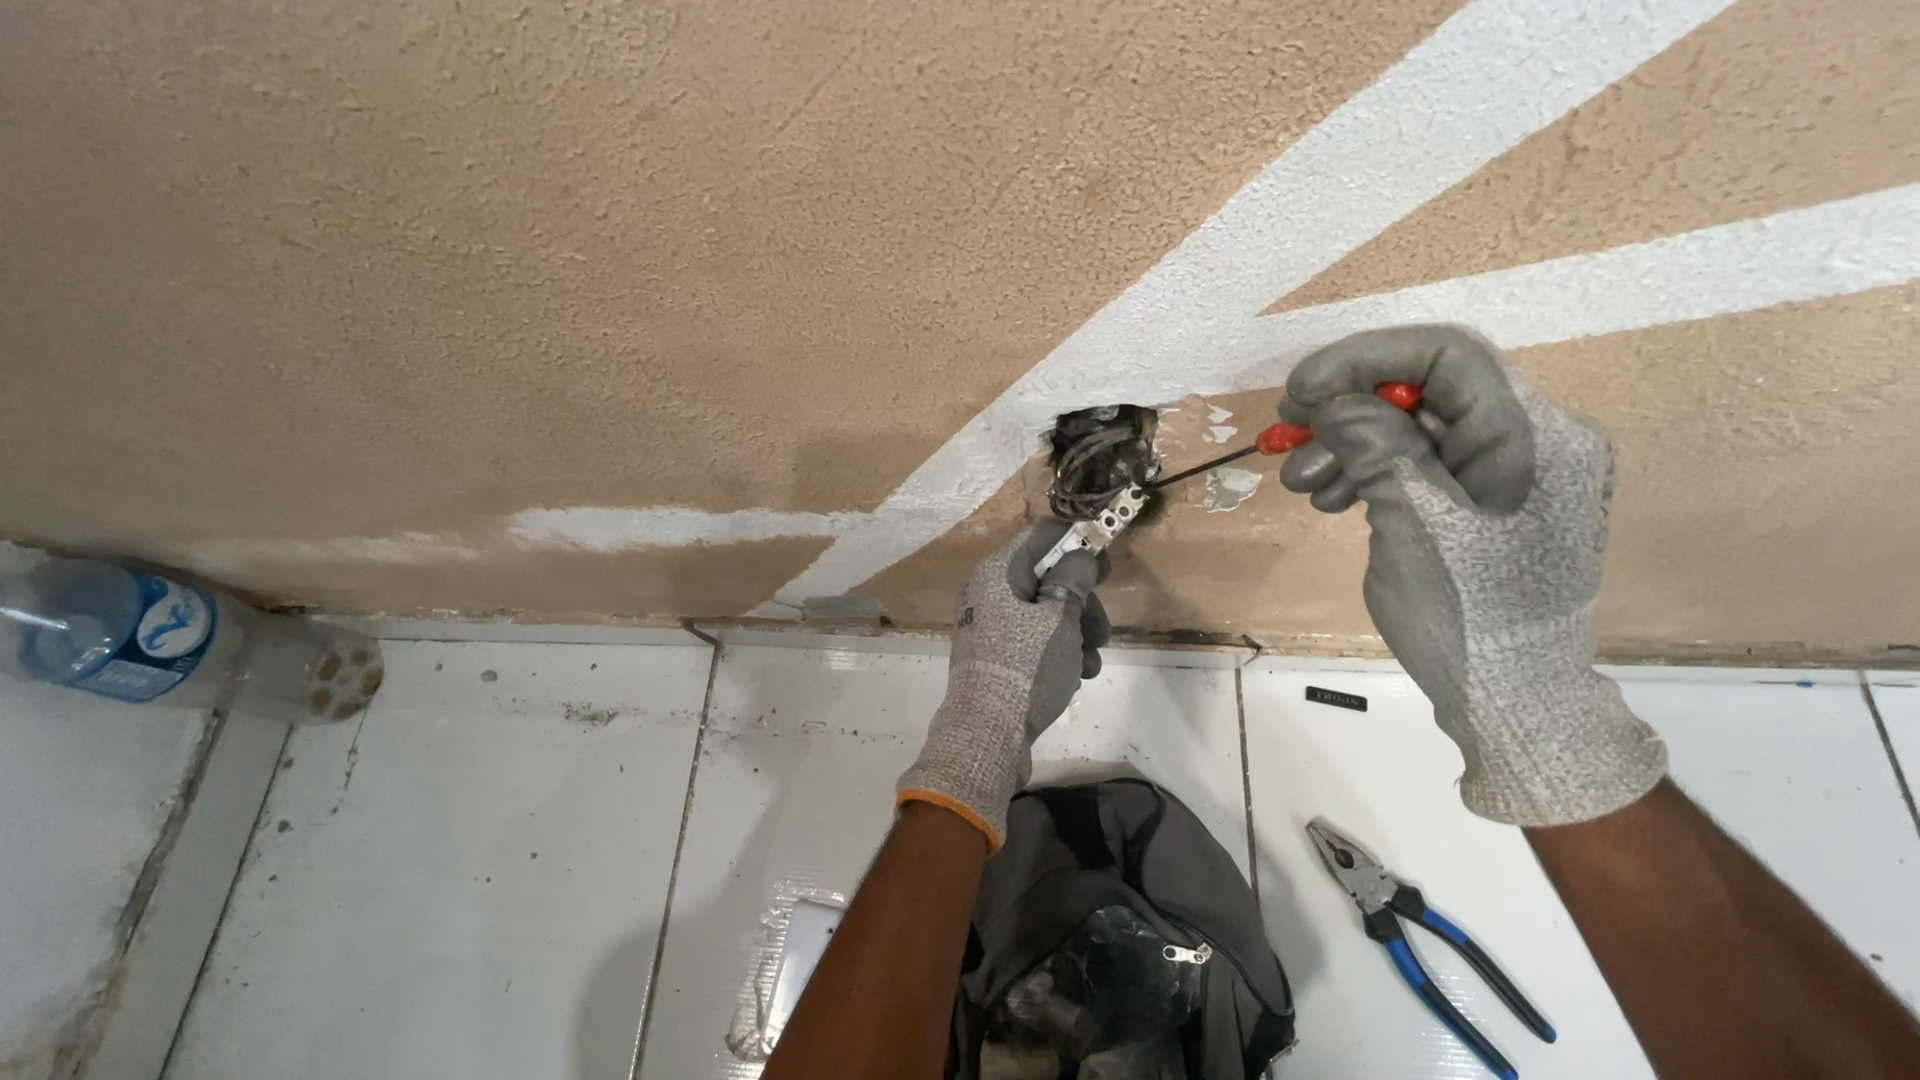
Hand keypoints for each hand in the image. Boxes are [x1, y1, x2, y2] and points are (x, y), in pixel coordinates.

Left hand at [896, 521, 1109, 847]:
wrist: (987, 733)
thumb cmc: (1025, 667)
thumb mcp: (1059, 619)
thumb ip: (1073, 580)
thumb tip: (1080, 555)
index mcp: (998, 572)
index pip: (1041, 535)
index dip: (1077, 542)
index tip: (1105, 561)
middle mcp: (989, 591)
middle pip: (1047, 577)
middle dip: (1082, 602)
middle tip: (1103, 631)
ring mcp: (990, 624)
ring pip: (1045, 611)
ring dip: (1077, 632)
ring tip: (1091, 663)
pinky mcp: (996, 653)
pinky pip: (1033, 638)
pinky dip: (1059, 651)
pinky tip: (1078, 675)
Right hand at [1278, 325, 1665, 825]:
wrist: (1510, 700)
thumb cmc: (1472, 615)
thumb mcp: (1419, 525)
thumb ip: (1377, 448)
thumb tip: (1330, 395)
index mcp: (1533, 436)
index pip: (1448, 356)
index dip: (1365, 358)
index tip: (1302, 388)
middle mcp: (1526, 442)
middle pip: (1423, 392)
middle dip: (1348, 407)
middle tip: (1289, 430)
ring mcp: (1501, 476)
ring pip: (1410, 431)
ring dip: (1347, 446)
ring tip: (1303, 484)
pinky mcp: (1475, 506)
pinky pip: (1414, 467)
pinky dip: (1366, 474)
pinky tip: (1333, 498)